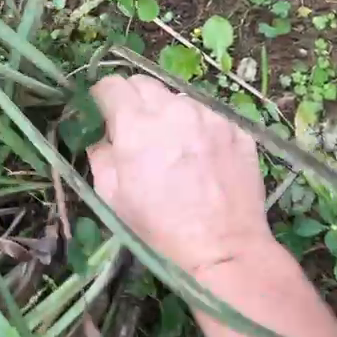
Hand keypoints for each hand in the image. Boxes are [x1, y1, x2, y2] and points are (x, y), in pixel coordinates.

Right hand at [85, 74, 274, 274]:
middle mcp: (173, 110)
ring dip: (168, 113)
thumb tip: (103, 135)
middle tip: (136, 129)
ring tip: (174, 145)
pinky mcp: (235, 128)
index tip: (104, 113)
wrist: (224, 253)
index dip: (103, 98)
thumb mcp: (112, 197)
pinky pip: (207, 115)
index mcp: (136, 125)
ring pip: (176, 98)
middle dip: (133, 100)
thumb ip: (100, 154)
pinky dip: (198, 127)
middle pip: (143, 82)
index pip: (111, 85)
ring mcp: (208, 116)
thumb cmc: (160, 230)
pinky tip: (202, 157)